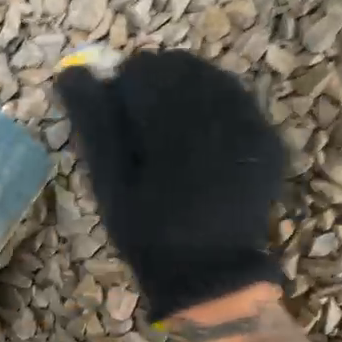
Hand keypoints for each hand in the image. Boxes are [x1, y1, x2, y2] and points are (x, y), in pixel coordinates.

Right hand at [53, 50, 287, 322]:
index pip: (144, 71)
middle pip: (180, 67)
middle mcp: (222, 112)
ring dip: (183, 94)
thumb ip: (94, 124)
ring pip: (211, 78)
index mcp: (177, 122)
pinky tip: (198, 146)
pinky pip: (236, 102)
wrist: (210, 274)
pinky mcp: (270, 139)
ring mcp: (253, 124)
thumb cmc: (148, 233)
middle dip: (153, 86)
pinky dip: (212, 111)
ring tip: (167, 137)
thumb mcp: (110, 184)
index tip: (112, 114)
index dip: (120, 86)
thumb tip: (71, 72)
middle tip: (137, 126)